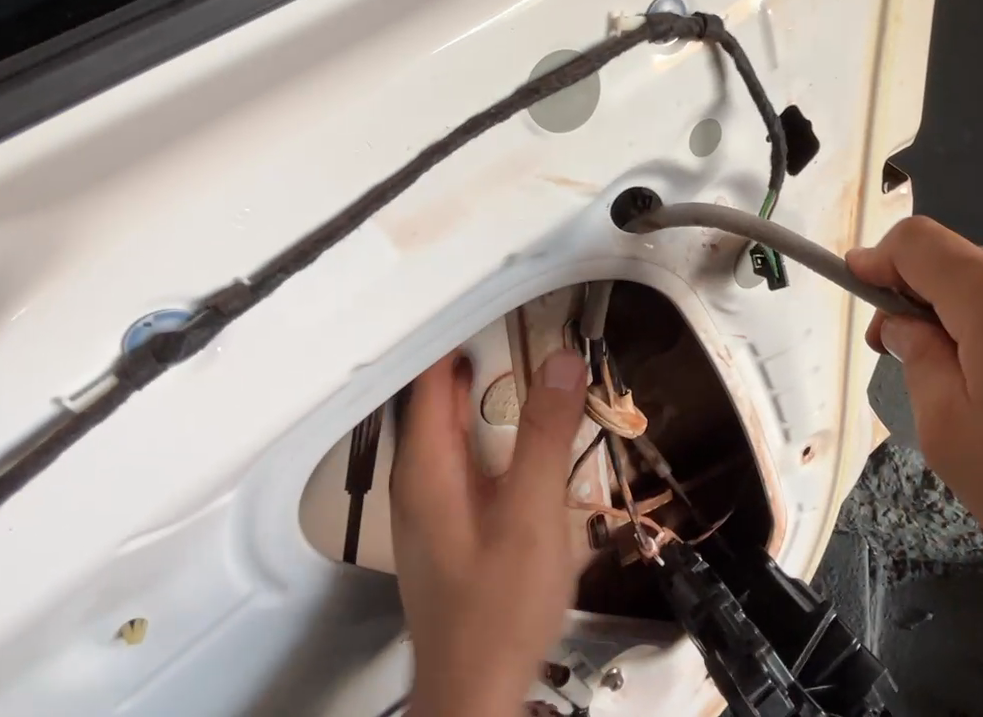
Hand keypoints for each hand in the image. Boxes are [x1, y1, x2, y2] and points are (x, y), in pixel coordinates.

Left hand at [391, 349, 589, 716]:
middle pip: (444, 403)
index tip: (507, 305)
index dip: (464, 336)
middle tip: (537, 335)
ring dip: (495, 403)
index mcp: (427, 470)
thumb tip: (563, 360)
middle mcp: (419, 483)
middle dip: (487, 365)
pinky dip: (498, 439)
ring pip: (458, 434)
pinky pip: (470, 463)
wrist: (478, 692)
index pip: (433, 380)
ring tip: (541, 378)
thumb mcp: (532, 514)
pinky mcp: (451, 530)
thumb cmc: (499, 607)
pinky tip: (533, 448)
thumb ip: (547, 435)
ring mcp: (432, 510)